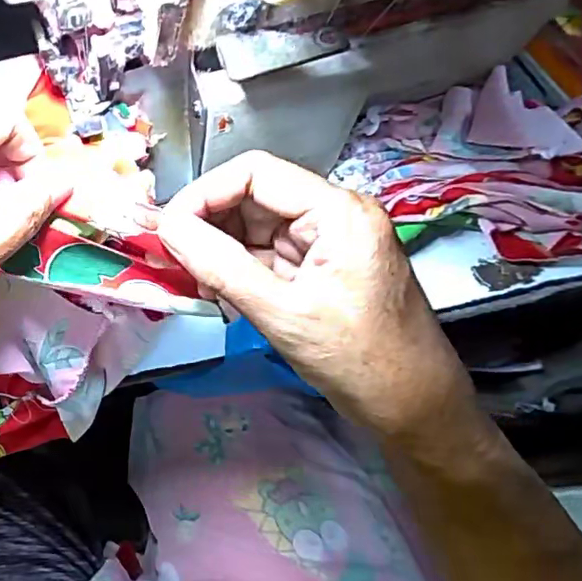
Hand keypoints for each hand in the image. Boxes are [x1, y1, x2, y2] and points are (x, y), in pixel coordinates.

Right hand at [156, 150, 473, 436]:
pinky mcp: (315, 268)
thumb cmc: (360, 360)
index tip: (168, 228)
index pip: (254, 173)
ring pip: (251, 227)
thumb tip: (167, 228)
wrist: (413, 407)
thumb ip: (220, 265)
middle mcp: (331, 216)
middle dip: (206, 224)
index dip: (203, 194)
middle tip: (172, 257)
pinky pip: (262, 254)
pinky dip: (234, 269)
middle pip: (250, 198)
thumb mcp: (281, 312)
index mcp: (337, 212)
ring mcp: (324, 243)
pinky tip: (217, 291)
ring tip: (194, 281)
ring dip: (216, 250)